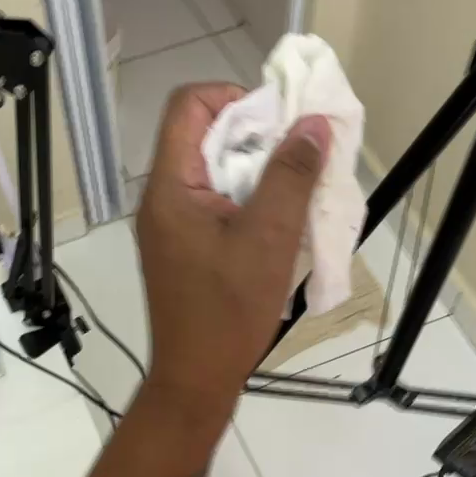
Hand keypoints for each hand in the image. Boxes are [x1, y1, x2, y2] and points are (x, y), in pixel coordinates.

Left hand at [135, 83, 330, 412]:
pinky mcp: (182, 251)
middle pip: (203, 137)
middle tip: (297, 160)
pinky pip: (213, 206)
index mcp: (170, 187)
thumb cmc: (228, 312)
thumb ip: (291, 175)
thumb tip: (313, 123)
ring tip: (293, 194)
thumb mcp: (268, 239)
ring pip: (213, 173)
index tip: (278, 123)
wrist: (196, 379)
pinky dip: (246, 204)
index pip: (189, 105)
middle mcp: (161, 200)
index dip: (235, 96)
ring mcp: (169, 228)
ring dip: (256, 174)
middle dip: (256, 137)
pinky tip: (275, 226)